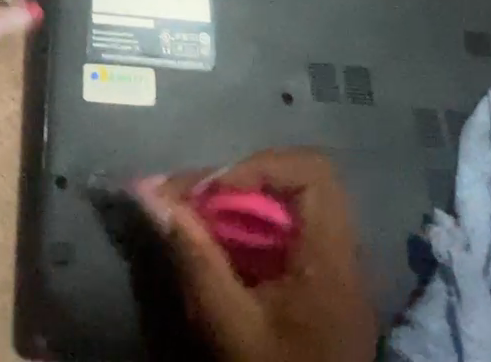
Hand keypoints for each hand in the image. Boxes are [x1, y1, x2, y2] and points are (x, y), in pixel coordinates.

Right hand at [136, 148, 376, 361]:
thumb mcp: (228, 323)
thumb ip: (193, 255)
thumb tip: (148, 191)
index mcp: (332, 257)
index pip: (313, 172)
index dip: (261, 166)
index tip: (214, 192)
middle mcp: (342, 253)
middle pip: (292, 185)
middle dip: (232, 185)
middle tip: (181, 202)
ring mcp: (334, 270)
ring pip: (284, 208)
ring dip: (233, 207)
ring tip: (186, 220)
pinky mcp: (319, 286)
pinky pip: (283, 236)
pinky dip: (244, 232)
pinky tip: (210, 247)